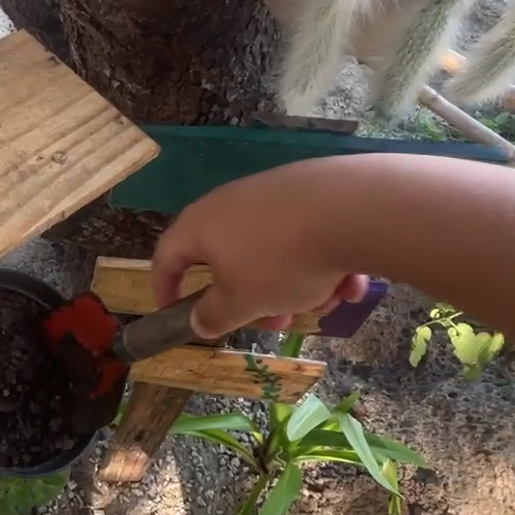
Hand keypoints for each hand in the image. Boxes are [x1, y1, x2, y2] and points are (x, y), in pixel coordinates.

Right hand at [151, 166, 369, 336]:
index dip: (165, 287)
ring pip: (270, 251)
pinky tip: (350, 280)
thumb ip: (215, 315)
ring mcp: (266, 195)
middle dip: (252, 298)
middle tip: (275, 322)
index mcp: (198, 227)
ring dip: (292, 285)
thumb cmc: (278, 261)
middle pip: (227, 259)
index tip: (174, 312)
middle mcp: (226, 205)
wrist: (346, 209)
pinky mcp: (304, 191)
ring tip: (326, 301)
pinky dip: (320, 262)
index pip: (166, 256)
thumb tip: (197, 321)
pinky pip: (302, 235)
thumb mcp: (243, 302)